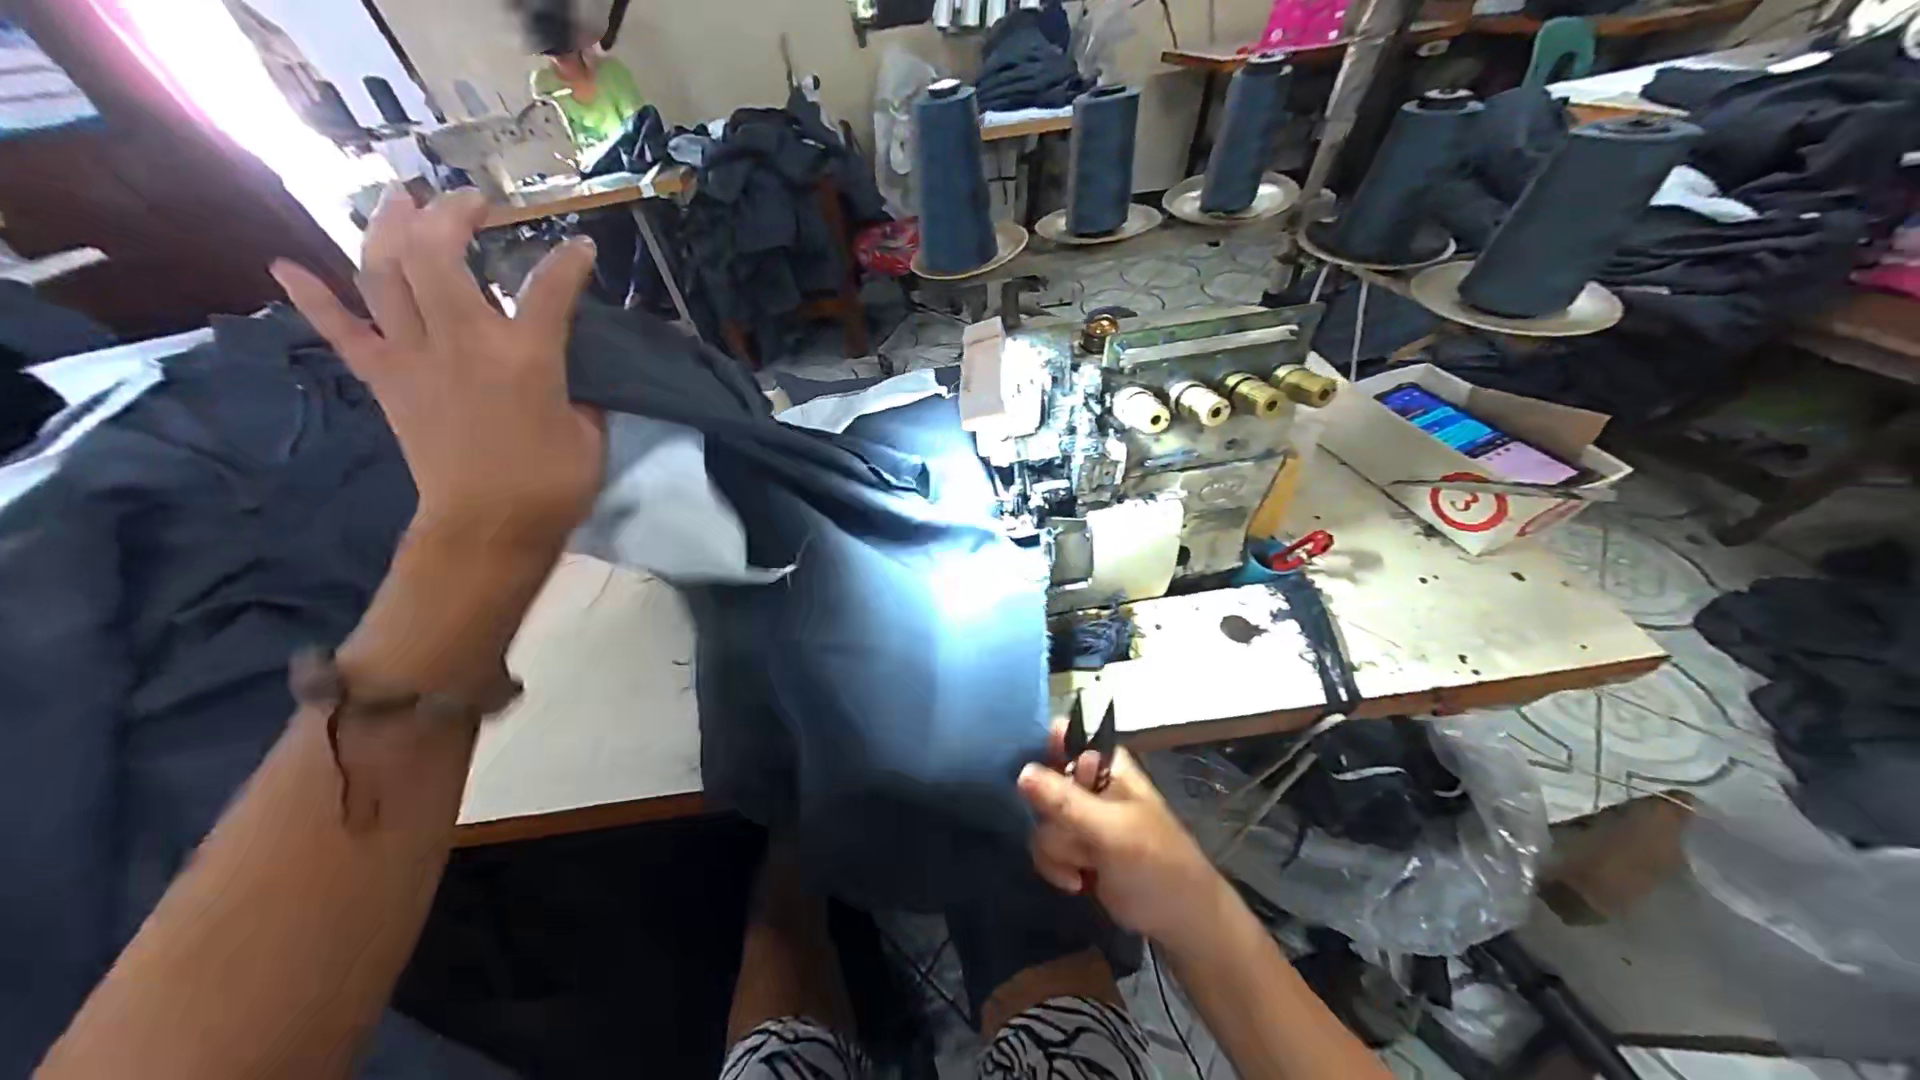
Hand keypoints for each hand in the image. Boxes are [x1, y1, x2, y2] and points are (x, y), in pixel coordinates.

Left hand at [270, 186, 602, 554]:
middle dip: (452, 215)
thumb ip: (576, 387)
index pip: (548, 289)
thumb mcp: (587, 431)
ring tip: (399, 201)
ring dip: (387, 228)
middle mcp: (462, 342)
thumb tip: (563, 368)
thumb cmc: (552, 484)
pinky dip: (312, 299)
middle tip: (471, 203)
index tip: (579, 245)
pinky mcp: (385, 381)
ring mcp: (413, 358)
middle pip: (439, 255)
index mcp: (525, 358)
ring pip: (384, 274)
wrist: (489, 528)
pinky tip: (286, 266)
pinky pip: (341, 333)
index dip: (568, 261)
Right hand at [1017, 721, 1229, 947]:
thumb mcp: (1113, 830)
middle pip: (1041, 783)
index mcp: (1105, 764)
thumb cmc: (1157, 864)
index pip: (1061, 736)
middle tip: (1079, 836)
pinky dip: (1056, 868)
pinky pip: (1043, 848)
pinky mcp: (1072, 849)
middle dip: (1054, 819)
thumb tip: (1021, 772)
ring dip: (1059, 851)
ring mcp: (1078, 818)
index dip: (1043, 753)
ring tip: (1087, 865)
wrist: (1179, 922)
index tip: (1035, 782)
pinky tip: (1078, 882)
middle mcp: (1087, 784)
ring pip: (1040, 821)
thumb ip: (1066, 802)